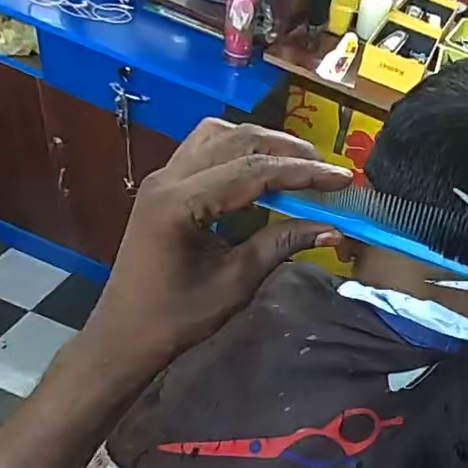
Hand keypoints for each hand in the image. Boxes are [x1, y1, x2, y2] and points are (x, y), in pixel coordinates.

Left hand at [77, 119, 351, 371]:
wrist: (125, 334)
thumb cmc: (176, 318)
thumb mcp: (235, 283)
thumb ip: (281, 245)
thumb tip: (333, 228)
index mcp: (180, 204)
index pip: (253, 172)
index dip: (303, 173)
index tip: (342, 178)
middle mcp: (167, 178)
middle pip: (237, 140)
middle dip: (287, 150)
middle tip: (326, 168)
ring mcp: (162, 176)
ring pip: (219, 134)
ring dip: (261, 142)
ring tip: (298, 162)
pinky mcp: (163, 184)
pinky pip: (204, 146)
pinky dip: (238, 148)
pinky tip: (259, 169)